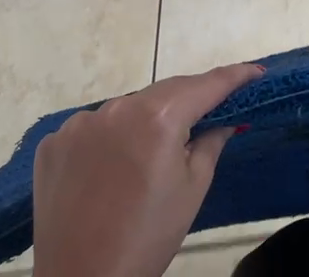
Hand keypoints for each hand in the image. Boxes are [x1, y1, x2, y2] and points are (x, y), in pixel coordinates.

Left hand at [32, 63, 262, 276]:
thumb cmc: (148, 237)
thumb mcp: (194, 187)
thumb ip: (212, 141)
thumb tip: (222, 120)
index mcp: (158, 117)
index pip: (206, 84)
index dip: (235, 76)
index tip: (255, 72)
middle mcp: (118, 108)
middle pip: (166, 92)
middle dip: (190, 99)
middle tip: (212, 112)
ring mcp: (79, 124)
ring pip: (128, 108)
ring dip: (146, 118)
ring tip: (155, 149)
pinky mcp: (53, 144)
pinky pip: (93, 127)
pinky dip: (110, 137)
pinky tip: (113, 165)